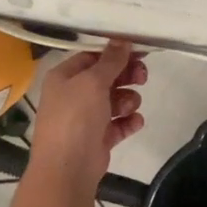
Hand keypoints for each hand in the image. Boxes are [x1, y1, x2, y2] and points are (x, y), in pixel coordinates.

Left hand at [31, 40, 146, 179]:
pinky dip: (129, 121)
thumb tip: (122, 38)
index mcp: (65, 77)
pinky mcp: (99, 136)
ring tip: (129, 108)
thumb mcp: (93, 82)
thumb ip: (111, 60)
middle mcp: (74, 95)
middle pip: (108, 77)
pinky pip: (120, 122)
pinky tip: (134, 123)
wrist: (67, 168)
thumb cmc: (75, 117)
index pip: (93, 57)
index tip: (140, 52)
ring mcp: (86, 117)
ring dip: (128, 100)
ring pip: (117, 99)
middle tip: (142, 78)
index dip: (116, 53)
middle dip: (127, 77)